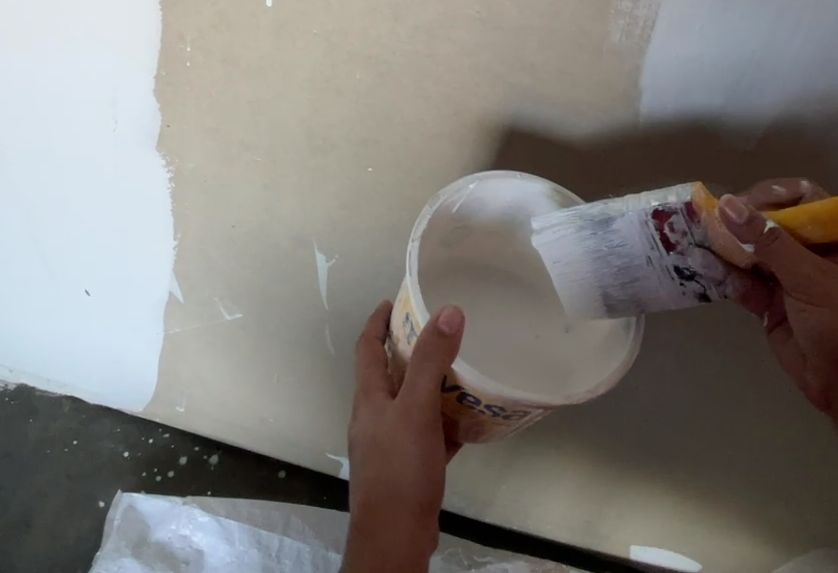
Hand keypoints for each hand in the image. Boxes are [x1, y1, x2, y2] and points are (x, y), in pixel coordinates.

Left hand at [342, 299, 465, 572]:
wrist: (395, 539)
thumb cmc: (399, 470)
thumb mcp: (416, 409)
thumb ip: (431, 361)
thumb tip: (448, 310)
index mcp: (369, 399)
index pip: (367, 347)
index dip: (378, 321)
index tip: (394, 299)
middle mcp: (376, 418)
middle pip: (392, 373)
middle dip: (412, 350)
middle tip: (442, 330)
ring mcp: (392, 445)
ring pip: (413, 404)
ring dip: (433, 385)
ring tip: (463, 367)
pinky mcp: (410, 469)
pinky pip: (430, 435)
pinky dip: (447, 423)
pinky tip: (470, 419)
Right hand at [721, 179, 837, 421]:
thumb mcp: (811, 278)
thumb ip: (768, 241)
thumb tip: (727, 204)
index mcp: (836, 240)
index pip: (804, 200)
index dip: (773, 195)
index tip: (743, 201)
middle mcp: (812, 255)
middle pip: (772, 225)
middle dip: (742, 221)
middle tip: (710, 219)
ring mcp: (791, 281)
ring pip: (753, 254)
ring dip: (727, 247)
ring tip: (696, 236)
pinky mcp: (772, 307)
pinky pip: (744, 284)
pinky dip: (724, 275)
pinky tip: (701, 264)